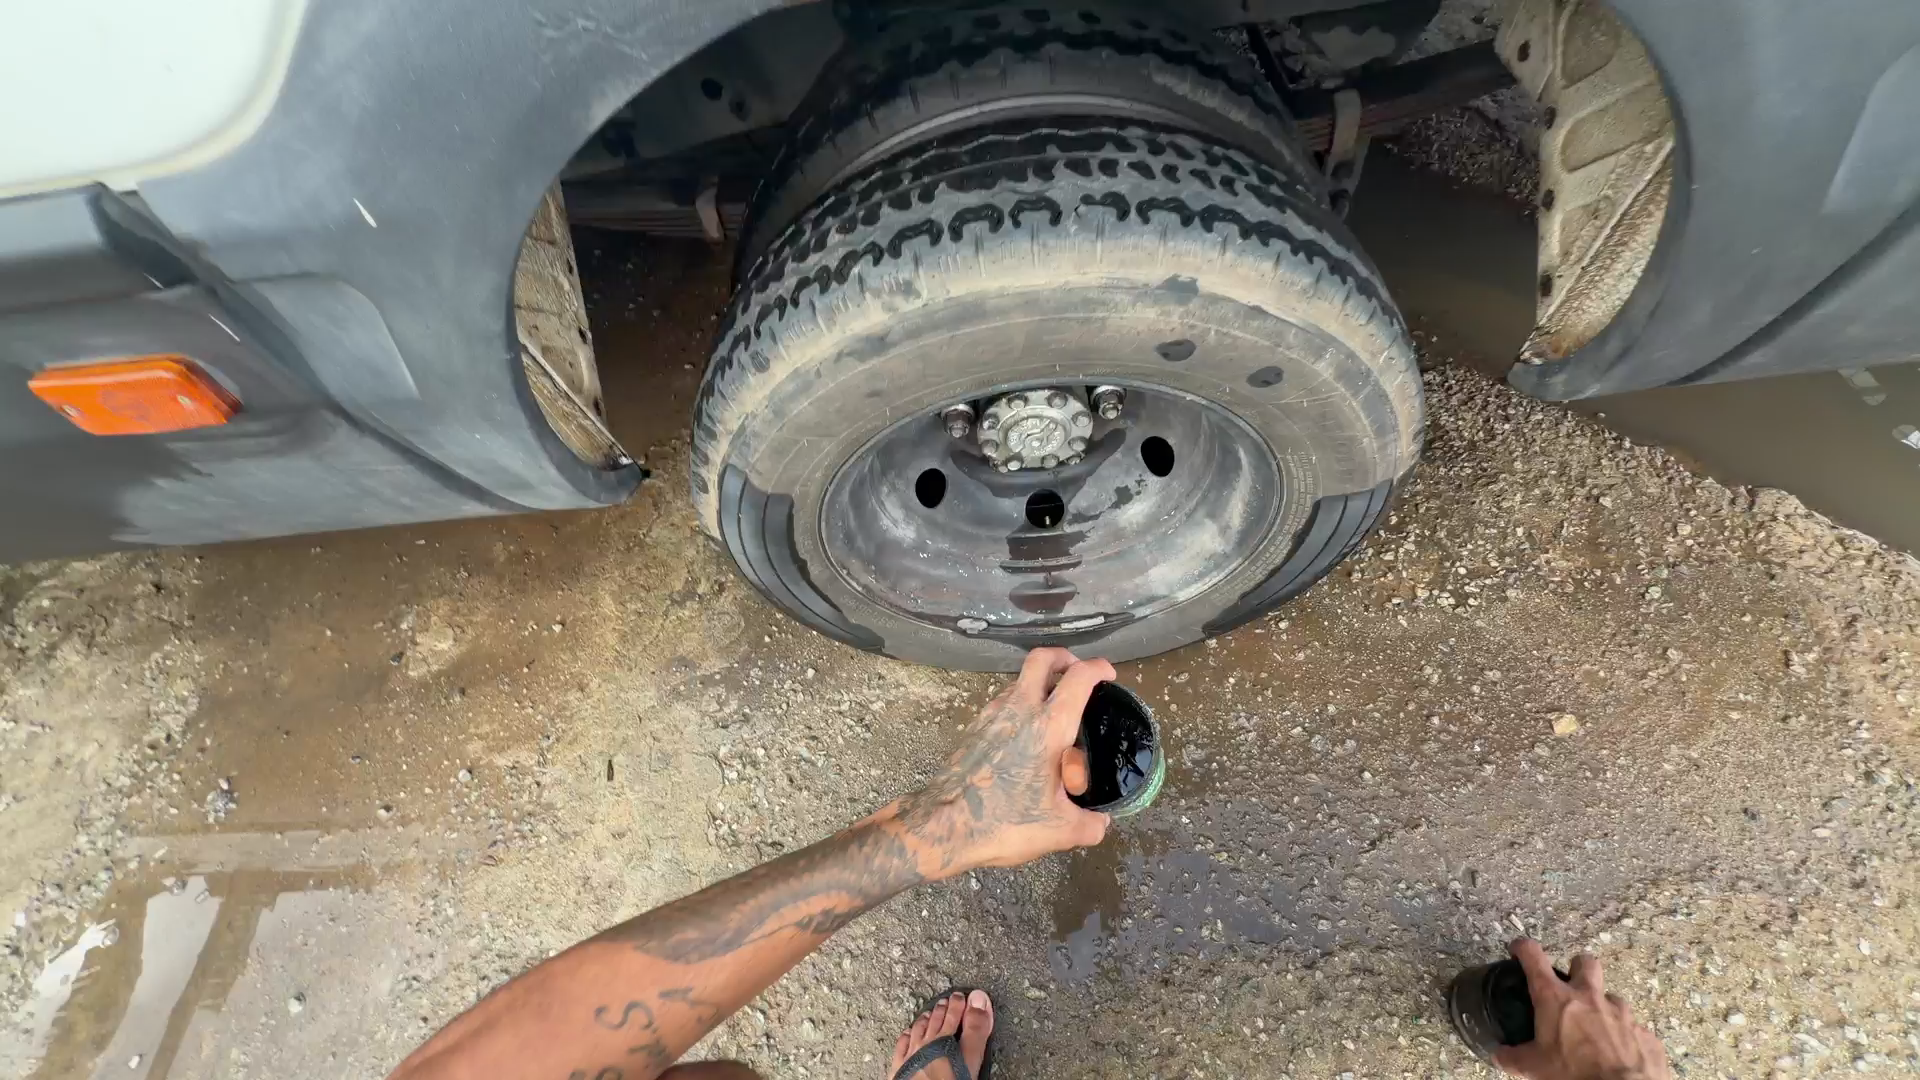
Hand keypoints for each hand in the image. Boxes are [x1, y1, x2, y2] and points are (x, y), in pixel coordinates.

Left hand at [893, 647, 1113, 876]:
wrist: (944, 825)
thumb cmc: (1005, 822)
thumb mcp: (1061, 831)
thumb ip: (1091, 824)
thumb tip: (1101, 821)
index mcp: (1049, 726)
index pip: (1078, 677)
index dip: (1098, 668)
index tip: (1108, 673)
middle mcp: (1020, 709)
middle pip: (1041, 659)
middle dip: (1063, 657)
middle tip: (1076, 671)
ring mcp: (992, 714)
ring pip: (1019, 680)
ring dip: (1039, 683)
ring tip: (1052, 710)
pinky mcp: (974, 726)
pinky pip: (1002, 701)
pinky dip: (1019, 704)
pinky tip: (1023, 733)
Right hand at [1494, 939, 1672, 1079]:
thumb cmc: (1574, 1076)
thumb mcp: (1534, 1067)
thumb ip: (1513, 1056)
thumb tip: (1499, 1055)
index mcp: (1554, 997)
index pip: (1532, 954)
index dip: (1522, 947)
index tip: (1518, 952)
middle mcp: (1589, 997)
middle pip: (1585, 962)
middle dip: (1578, 969)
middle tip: (1572, 989)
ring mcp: (1624, 1016)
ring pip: (1614, 999)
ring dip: (1605, 1009)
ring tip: (1600, 1031)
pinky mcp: (1649, 1038)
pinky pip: (1637, 1031)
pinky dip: (1628, 1038)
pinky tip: (1623, 1055)